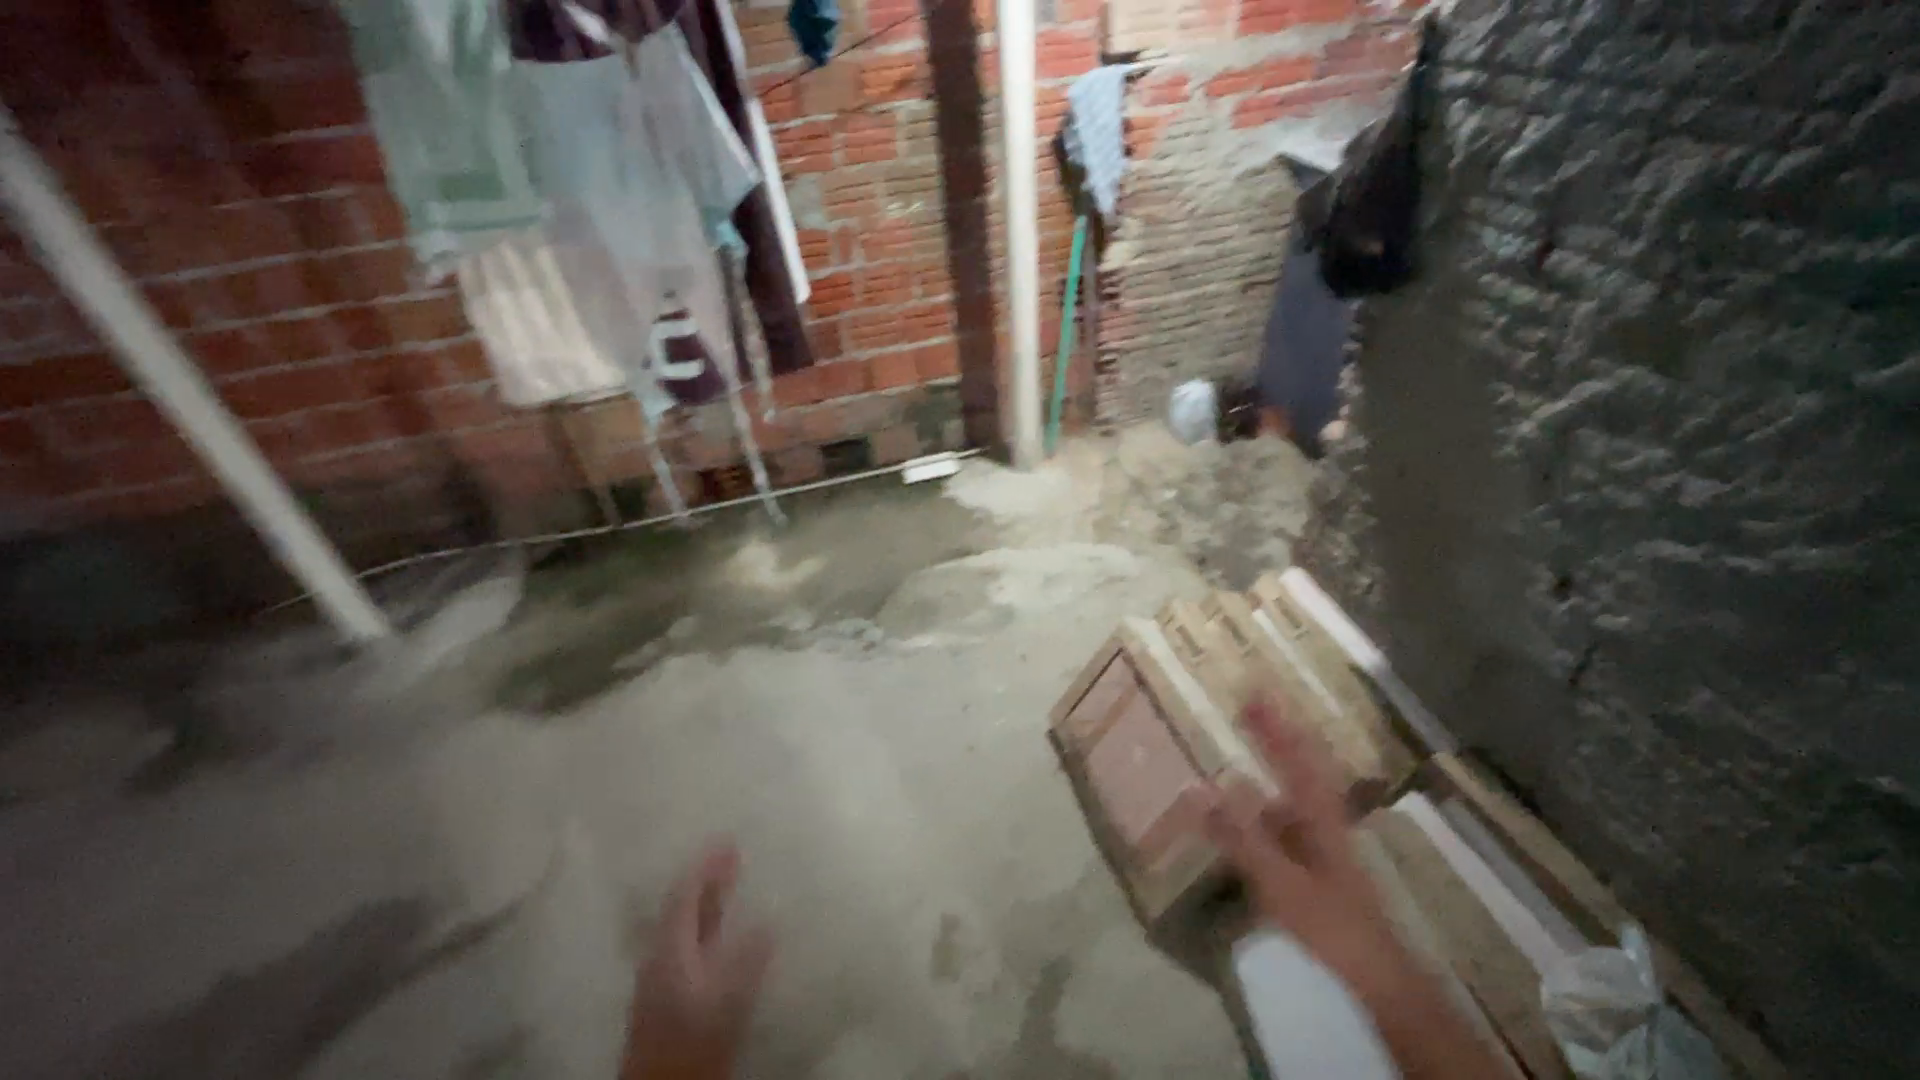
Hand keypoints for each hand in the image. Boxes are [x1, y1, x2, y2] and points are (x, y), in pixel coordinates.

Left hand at [621, 843, 774, 1079]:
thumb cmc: (692, 1044)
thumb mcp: (726, 1000)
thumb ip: (747, 959)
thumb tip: (768, 921)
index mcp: (668, 949)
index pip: (684, 894)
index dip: (706, 865)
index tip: (729, 839)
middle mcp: (660, 957)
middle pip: (682, 907)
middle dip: (708, 879)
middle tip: (735, 853)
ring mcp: (662, 979)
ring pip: (687, 927)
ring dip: (710, 902)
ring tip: (734, 883)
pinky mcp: (671, 999)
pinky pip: (692, 945)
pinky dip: (711, 926)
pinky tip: (729, 933)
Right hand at [1203, 697, 1420, 1016]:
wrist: (1375, 971)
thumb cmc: (1330, 922)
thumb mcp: (1278, 881)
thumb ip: (1239, 837)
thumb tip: (1200, 790)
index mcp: (1319, 815)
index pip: (1296, 756)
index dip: (1275, 724)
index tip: (1254, 692)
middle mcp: (1324, 819)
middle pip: (1300, 766)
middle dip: (1275, 735)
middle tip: (1248, 706)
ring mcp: (1324, 843)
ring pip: (1295, 792)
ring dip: (1274, 767)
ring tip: (1245, 751)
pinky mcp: (1319, 865)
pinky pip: (1286, 821)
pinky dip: (1266, 806)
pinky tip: (1247, 816)